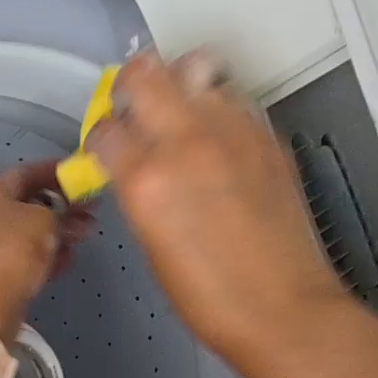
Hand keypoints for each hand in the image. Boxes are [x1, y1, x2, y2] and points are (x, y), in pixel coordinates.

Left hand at [0, 162, 94, 342]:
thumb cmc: (12, 251)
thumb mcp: (45, 220)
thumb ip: (62, 209)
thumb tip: (70, 211)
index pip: (28, 172)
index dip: (56, 172)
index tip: (83, 176)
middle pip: (32, 203)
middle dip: (64, 206)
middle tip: (92, 210)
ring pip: (34, 233)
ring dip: (61, 233)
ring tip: (86, 235)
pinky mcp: (1, 274)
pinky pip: (29, 258)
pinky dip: (49, 257)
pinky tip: (68, 261)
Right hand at [86, 50, 351, 348]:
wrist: (278, 306)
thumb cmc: (207, 296)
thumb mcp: (151, 245)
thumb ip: (138, 193)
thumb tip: (133, 170)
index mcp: (147, 178)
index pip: (106, 127)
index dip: (99, 136)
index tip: (102, 148)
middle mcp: (187, 141)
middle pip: (147, 73)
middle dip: (131, 86)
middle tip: (132, 108)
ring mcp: (232, 131)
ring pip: (195, 70)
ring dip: (178, 86)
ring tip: (177, 115)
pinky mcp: (265, 135)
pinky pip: (232, 97)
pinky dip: (215, 105)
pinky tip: (213, 138)